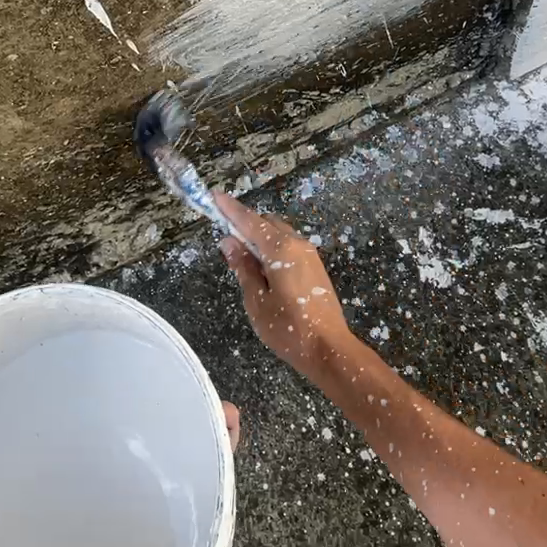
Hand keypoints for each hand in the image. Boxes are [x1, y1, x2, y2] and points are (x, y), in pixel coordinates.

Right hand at [214, 191, 355, 381]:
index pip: (250, 221)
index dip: (231, 210)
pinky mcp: (315, 267)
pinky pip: (288, 247)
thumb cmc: (289, 329)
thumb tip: (229, 242)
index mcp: (280, 249)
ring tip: (244, 261)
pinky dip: (272, 249)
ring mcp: (309, 255)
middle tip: (227, 242)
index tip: (215, 196)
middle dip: (245, 226)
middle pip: (266, 223)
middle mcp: (297, 244)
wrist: (330, 350)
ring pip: (278, 234)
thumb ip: (243, 267)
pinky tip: (264, 270)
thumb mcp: (257, 300)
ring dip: (260, 239)